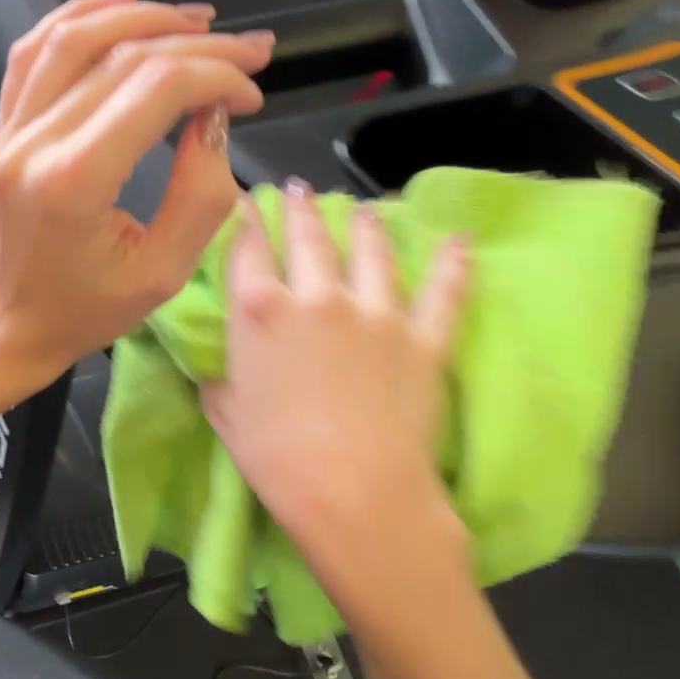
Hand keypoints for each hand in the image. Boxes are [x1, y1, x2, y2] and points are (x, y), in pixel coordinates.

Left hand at [0, 0, 273, 380]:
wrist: (19, 323)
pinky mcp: (3, 132)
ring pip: (72, 38)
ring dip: (140, 16)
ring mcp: (10, 134)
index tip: (252, 95)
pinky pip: (32, 54)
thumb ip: (202, 192)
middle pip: (122, 55)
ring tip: (197, 20)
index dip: (217, 75)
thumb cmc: (91, 310)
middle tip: (250, 51)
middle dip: (198, 44)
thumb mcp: (165, 271)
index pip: (156, 88)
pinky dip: (76, 16)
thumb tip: (215, 114)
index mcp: (73, 183)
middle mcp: (33, 145)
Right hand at [203, 180, 469, 587]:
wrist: (351, 489)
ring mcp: (377, 312)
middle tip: (295, 189)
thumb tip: (223, 361)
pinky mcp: (423, 337)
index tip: (243, 204)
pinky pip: (444, 290)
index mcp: (258, 311)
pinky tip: (458, 240)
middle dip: (298, 209)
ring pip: (372, 251)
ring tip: (359, 210)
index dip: (242, 222)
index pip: (246, 251)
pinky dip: (453, 263)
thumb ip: (221, 372)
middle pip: (307, 238)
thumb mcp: (223, 409)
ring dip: (363, 225)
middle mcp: (316, 297)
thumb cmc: (271, 453)